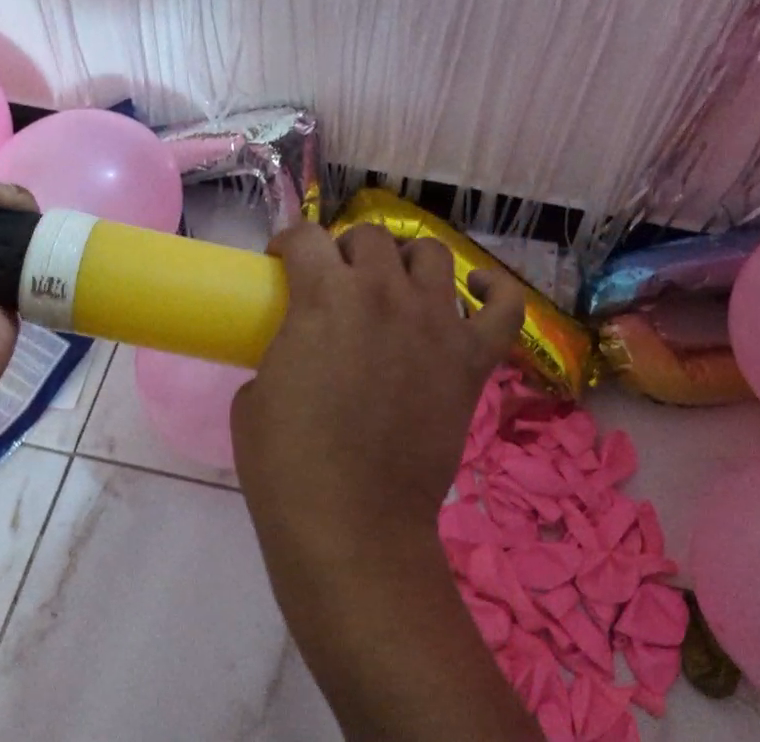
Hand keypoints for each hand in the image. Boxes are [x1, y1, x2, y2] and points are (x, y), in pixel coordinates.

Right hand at [232, 223, 525, 555]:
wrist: (353, 524)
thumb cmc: (288, 464)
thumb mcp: (255, 394)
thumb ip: (282, 351)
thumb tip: (302, 348)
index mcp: (325, 296)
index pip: (306, 236)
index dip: (288, 242)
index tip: (282, 262)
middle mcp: (385, 294)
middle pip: (370, 238)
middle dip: (346, 251)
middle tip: (336, 283)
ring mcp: (437, 324)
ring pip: (432, 255)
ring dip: (405, 262)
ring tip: (394, 287)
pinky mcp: (472, 359)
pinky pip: (504, 306)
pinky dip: (493, 290)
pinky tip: (473, 290)